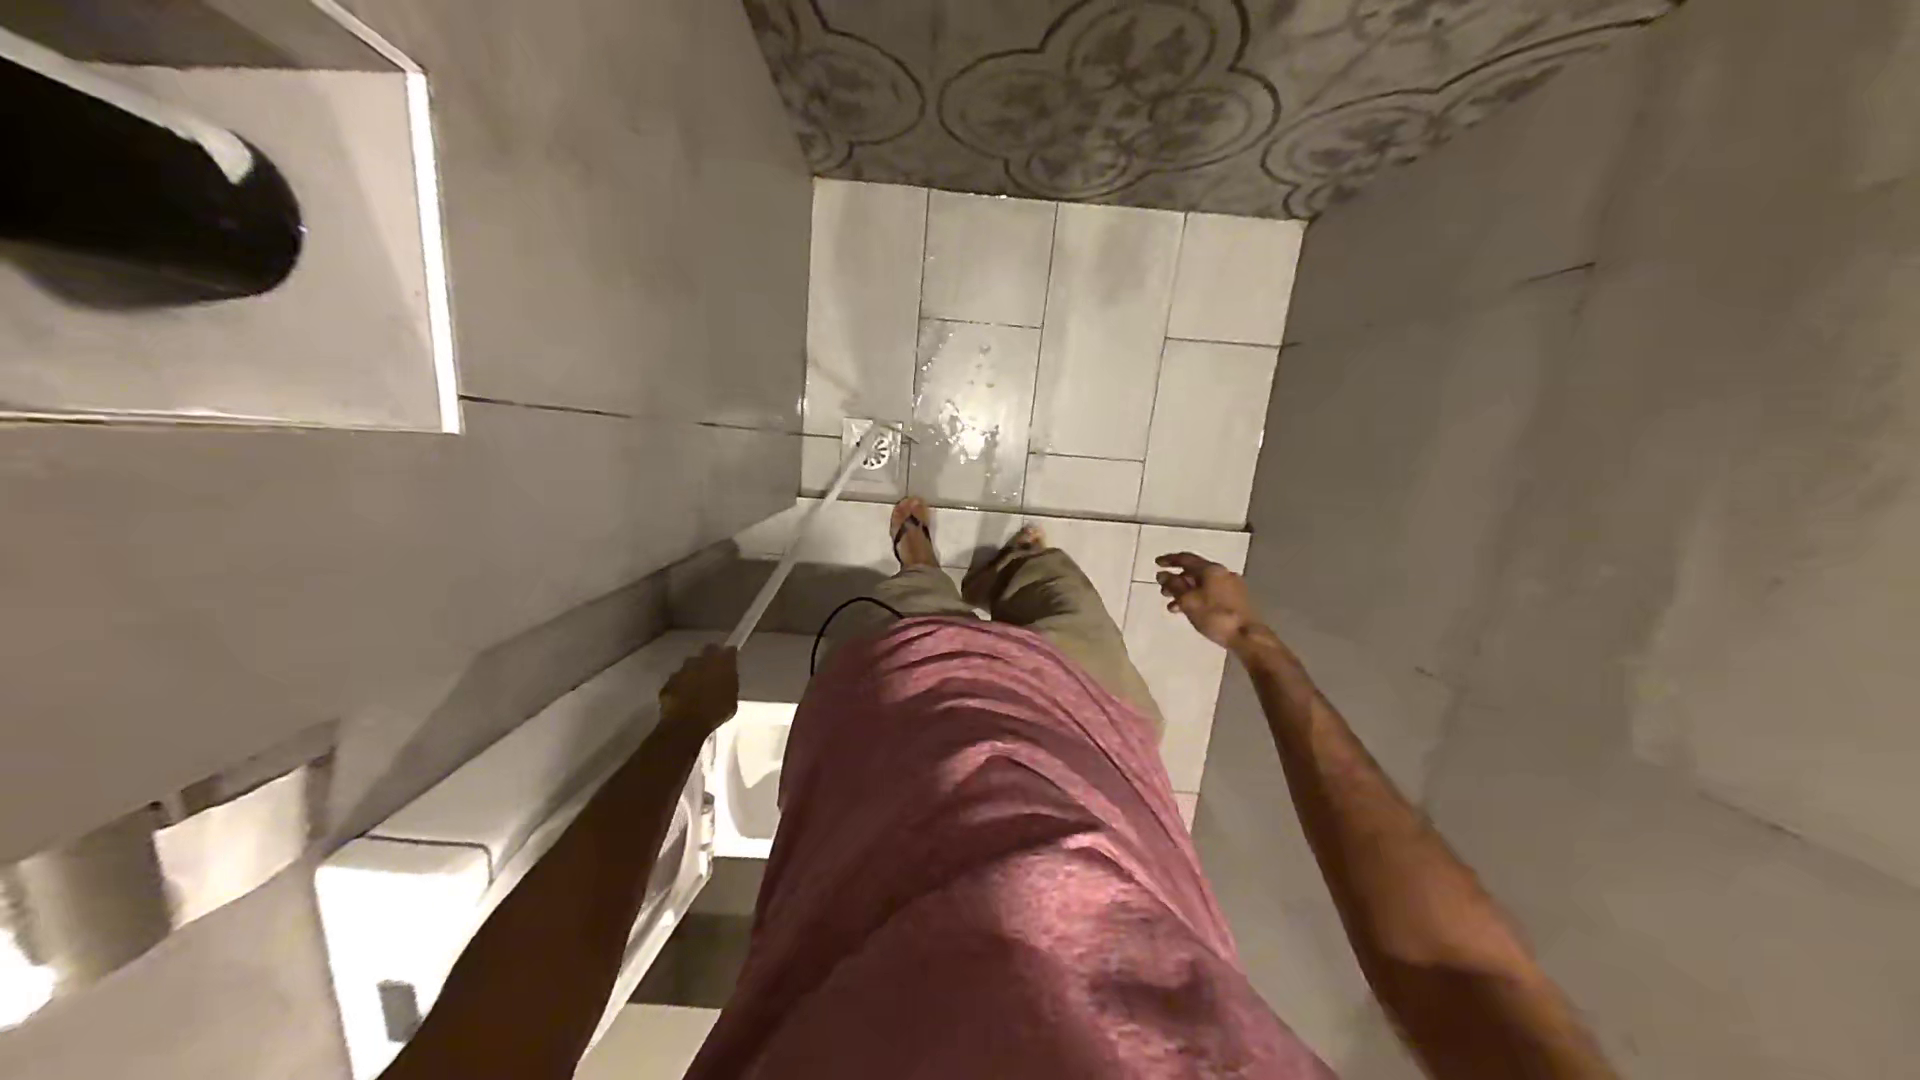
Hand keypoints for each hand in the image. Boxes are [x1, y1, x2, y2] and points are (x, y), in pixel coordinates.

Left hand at [658, 645, 737, 737]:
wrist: (686, 723)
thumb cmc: (716, 712)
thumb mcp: (732, 700)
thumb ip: (729, 684)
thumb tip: (727, 679)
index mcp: (721, 664)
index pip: (729, 651)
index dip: (729, 654)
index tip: (731, 659)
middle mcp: (701, 661)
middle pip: (708, 650)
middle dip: (711, 656)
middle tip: (713, 669)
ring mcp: (682, 670)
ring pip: (690, 665)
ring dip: (693, 671)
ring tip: (696, 684)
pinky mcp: (668, 682)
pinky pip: (676, 680)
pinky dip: (680, 685)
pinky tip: (682, 696)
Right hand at [1155, 553, 1264, 648]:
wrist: (1246, 636)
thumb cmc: (1214, 616)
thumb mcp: (1187, 601)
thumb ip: (1173, 585)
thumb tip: (1162, 574)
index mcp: (1211, 569)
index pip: (1186, 559)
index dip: (1169, 560)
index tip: (1157, 563)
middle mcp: (1223, 573)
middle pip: (1195, 571)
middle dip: (1177, 580)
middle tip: (1163, 589)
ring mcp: (1232, 586)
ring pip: (1203, 584)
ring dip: (1186, 591)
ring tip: (1173, 605)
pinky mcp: (1237, 600)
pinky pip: (1211, 593)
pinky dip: (1198, 598)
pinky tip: (1191, 610)